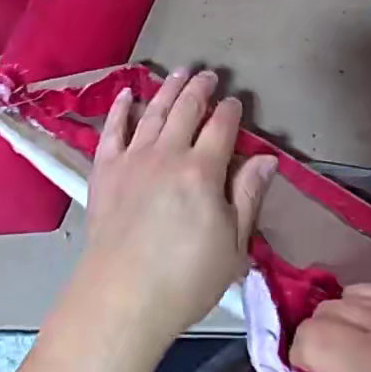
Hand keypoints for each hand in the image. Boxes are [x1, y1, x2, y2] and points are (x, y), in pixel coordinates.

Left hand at [70, 69, 277, 348]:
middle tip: (209, 75)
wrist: (121, 298)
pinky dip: (120, 109)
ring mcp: (132, 159)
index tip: (235, 101)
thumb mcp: (234, 246)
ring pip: (153, 112)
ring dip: (169, 89)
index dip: (231, 111)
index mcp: (203, 171)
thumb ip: (248, 197)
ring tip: (180, 73)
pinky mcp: (105, 171)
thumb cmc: (186, 279)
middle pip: (187, 110)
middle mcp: (167, 154)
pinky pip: (113, 130)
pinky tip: (127, 94)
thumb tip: (266, 160)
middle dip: (201, 89)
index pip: (222, 127)